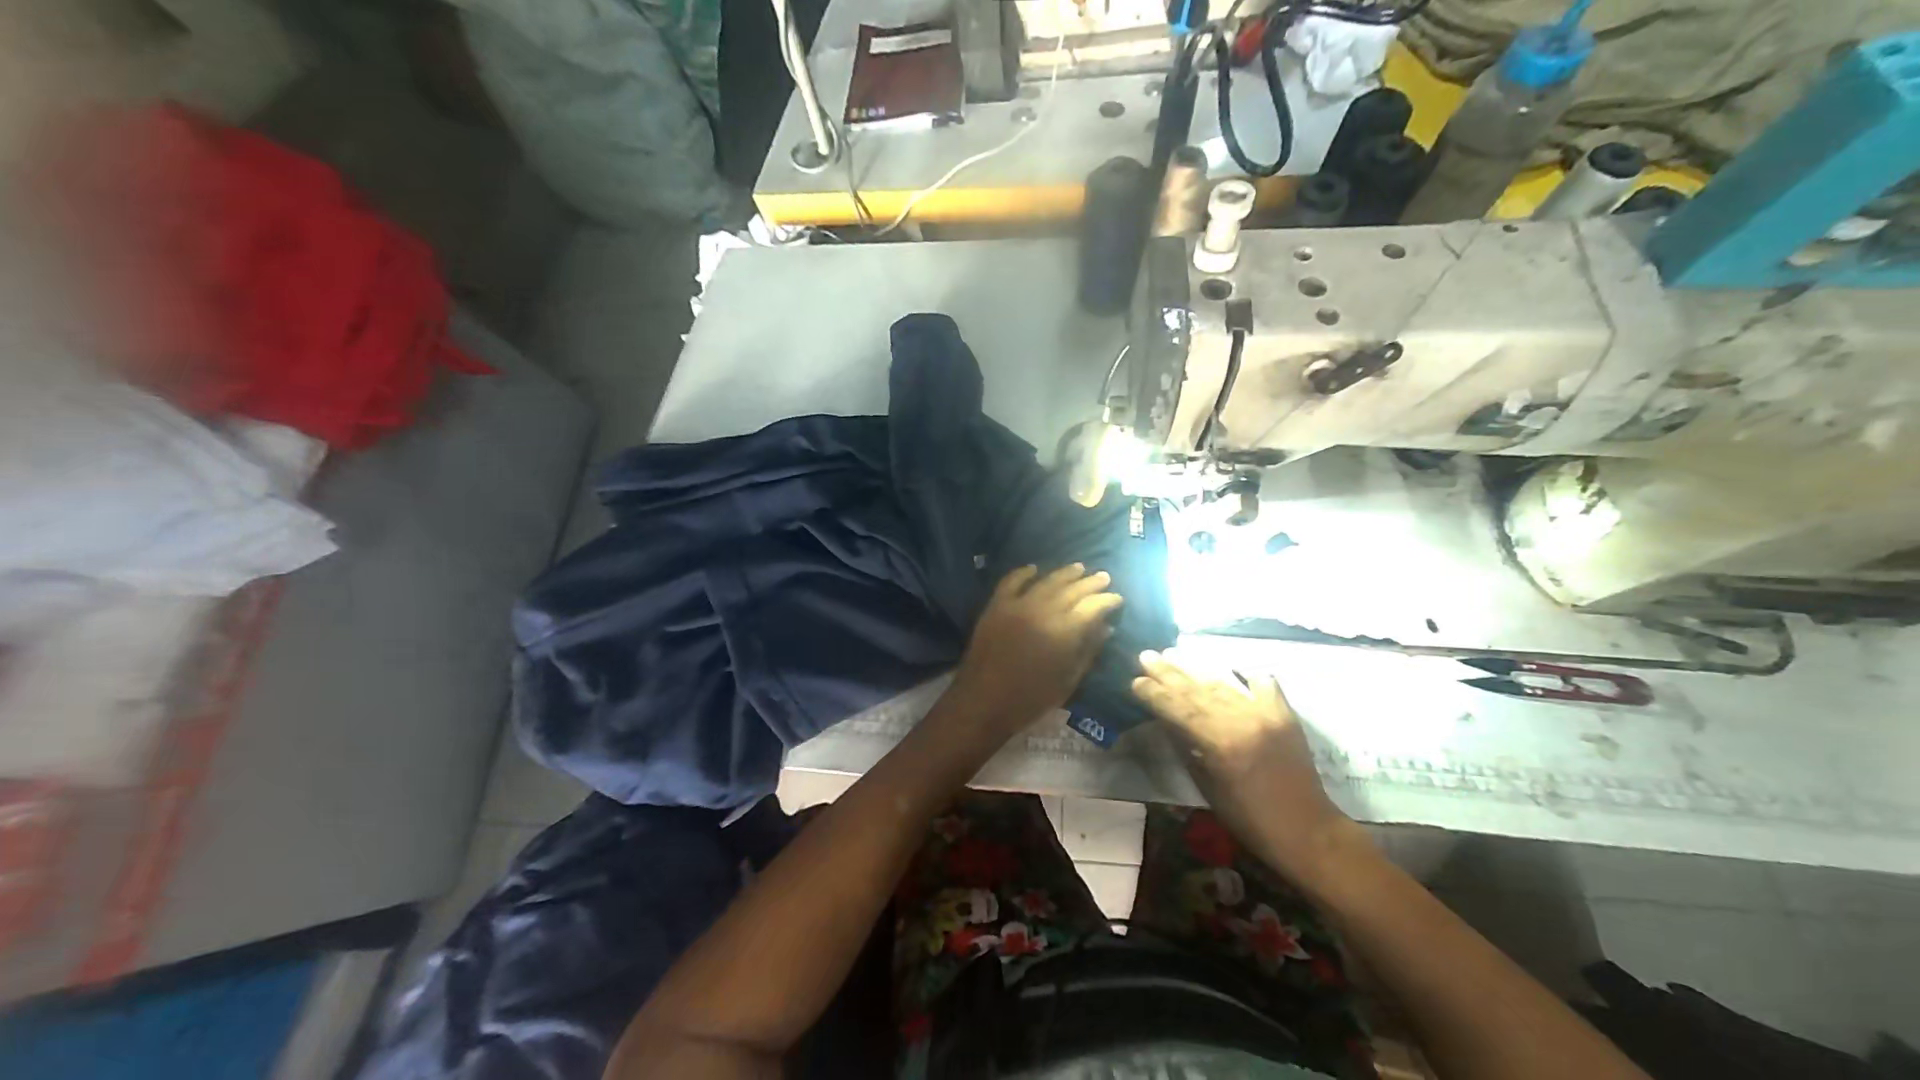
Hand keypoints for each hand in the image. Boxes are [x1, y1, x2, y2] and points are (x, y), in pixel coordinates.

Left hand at [947, 565, 1123, 742]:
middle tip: (1103, 577)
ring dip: (1064, 573)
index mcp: (1064, 632)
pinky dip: (1023, 573)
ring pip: (1045, 582)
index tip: (1117, 598)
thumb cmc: (1030, 699)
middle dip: (1090, 583)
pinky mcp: (995, 607)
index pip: (1092, 607)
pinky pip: (1010, 582)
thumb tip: (1105, 628)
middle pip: (1071, 590)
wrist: (982, 703)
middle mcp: (1042, 611)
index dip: (1107, 600)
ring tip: (1079, 568)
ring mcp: (1016, 606)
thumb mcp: (1068, 681)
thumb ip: (1088, 651)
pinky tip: (1033, 569)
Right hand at [1130, 650, 1352, 877]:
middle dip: (1169, 674)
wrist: (1305, 830)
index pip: (1178, 708)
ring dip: (1196, 671)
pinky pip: (1263, 684)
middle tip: (1146, 656)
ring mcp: (1265, 714)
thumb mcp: (1206, 785)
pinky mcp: (1285, 714)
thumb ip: (1185, 746)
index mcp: (1219, 742)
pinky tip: (1231, 668)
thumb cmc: (1247, 818)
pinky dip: (1246, 676)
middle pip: (1197, 690)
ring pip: (1223, 684)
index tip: (1135, 680)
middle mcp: (1241, 720)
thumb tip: (1164, 718)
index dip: (1154, 693)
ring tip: (1174, 655)